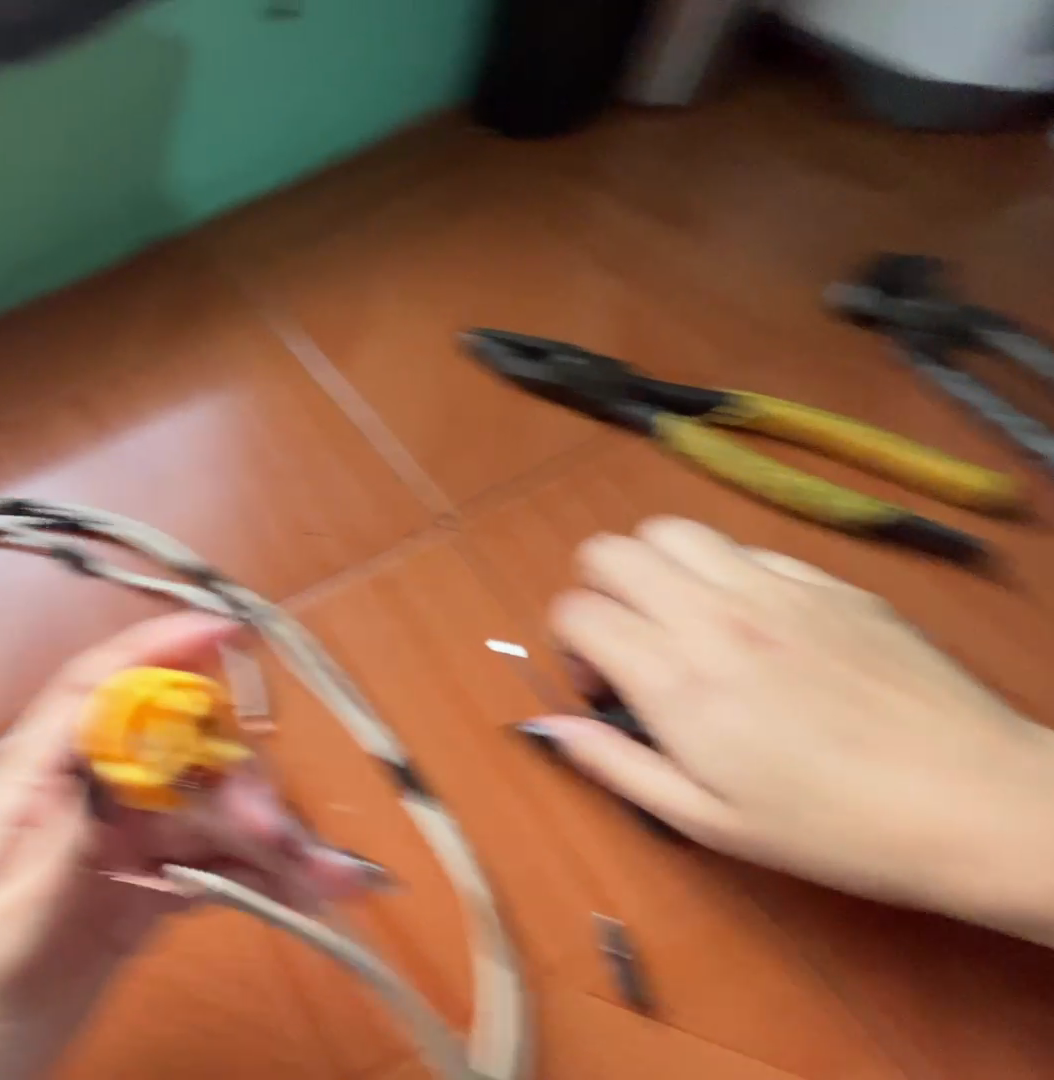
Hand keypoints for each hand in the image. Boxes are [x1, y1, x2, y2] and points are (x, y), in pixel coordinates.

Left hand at [0, 613, 379, 1079]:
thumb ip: (58, 854)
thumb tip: (110, 772)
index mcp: (30, 787)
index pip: (93, 693)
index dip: (154, 651)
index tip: (224, 631)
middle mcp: (81, 799)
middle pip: (170, 751)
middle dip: (230, 772)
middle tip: (275, 828)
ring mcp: (116, 844)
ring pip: (202, 811)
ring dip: (266, 832)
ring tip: (326, 875)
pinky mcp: (142, 888)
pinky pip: (210, 867)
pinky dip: (260, 876)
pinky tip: (304, 893)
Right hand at [524, 517, 1053, 943]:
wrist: (991, 810)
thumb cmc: (836, 828)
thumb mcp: (705, 819)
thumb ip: (613, 763)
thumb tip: (549, 726)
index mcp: (674, 678)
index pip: (575, 610)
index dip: (569, 645)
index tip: (602, 684)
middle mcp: (713, 619)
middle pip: (608, 553)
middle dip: (596, 590)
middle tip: (627, 638)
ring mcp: (775, 593)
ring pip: (669, 532)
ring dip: (652, 566)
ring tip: (676, 615)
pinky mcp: (829, 585)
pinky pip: (743, 550)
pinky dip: (721, 572)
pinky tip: (750, 621)